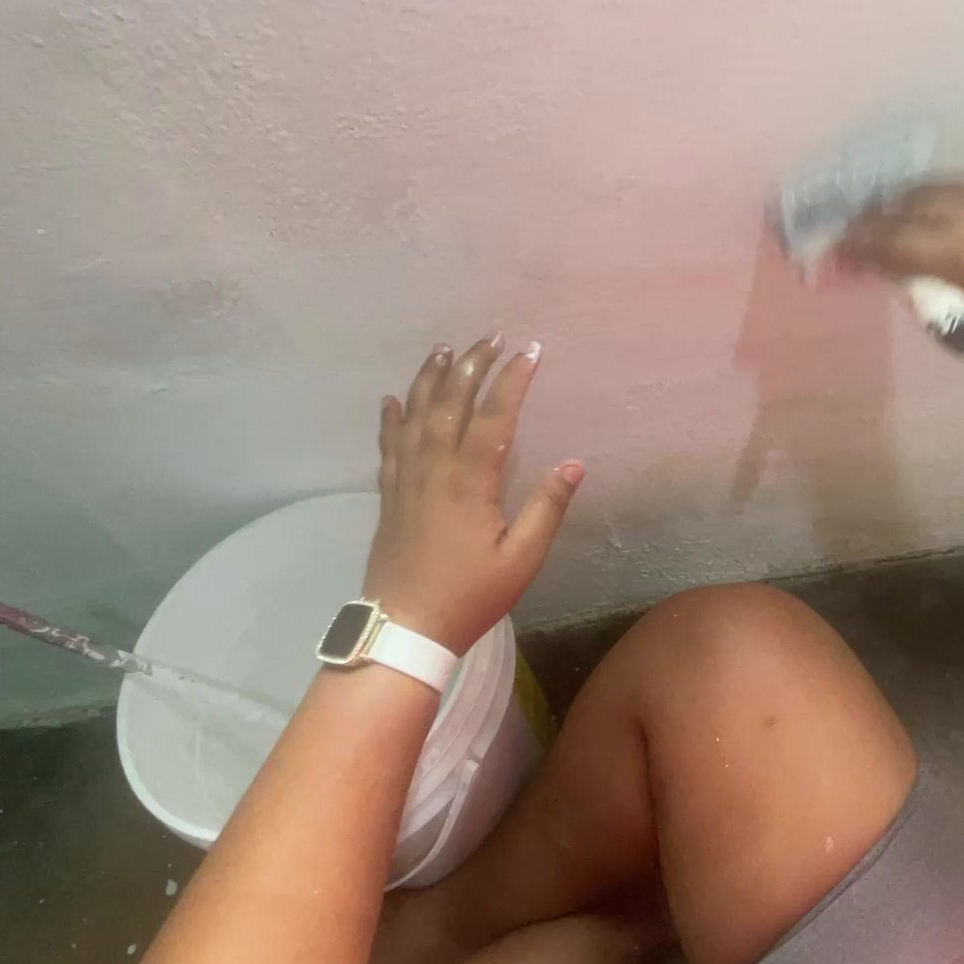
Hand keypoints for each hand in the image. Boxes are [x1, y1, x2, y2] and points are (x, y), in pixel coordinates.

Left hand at [363, 334, 582, 655]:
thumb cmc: (470, 594)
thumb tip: (576, 464)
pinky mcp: (389, 493)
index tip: (531, 350)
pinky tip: (392, 398)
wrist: (405, 626)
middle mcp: (434, 467)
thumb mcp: (522, 558)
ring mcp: (406, 478)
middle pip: (451, 401)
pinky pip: (388, 444)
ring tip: (444, 348)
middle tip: (490, 337)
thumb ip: (547, 508)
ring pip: (416, 413)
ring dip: (430, 377)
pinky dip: (391, 417)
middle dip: (471, 364)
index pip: (495, 416)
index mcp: (470, 480)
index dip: (514, 379)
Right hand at [837, 180, 963, 364]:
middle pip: (907, 206)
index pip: (888, 242)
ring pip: (938, 187)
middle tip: (850, 229)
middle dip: (872, 217)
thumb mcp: (956, 327)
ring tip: (883, 211)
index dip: (855, 246)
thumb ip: (921, 291)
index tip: (834, 250)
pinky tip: (929, 207)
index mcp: (956, 255)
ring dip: (903, 199)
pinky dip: (939, 196)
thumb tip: (893, 271)